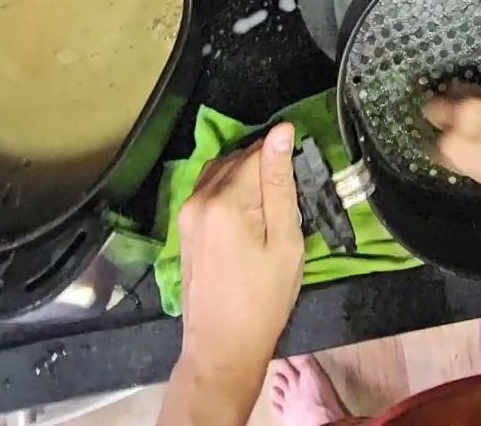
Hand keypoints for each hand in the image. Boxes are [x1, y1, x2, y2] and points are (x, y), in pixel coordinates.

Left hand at [175, 122, 303, 375]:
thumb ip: (280, 182)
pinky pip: (209, 189)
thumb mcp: (285, 240)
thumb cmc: (264, 299)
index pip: (258, 153)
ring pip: (223, 171)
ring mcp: (187, 212)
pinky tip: (247, 218)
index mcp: (225, 200)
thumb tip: (282, 131)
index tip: (295, 189)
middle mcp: (199, 198)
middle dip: (263, 171)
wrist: (222, 349)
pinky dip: (230, 190)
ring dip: (246, 179)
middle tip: (284, 206)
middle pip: (238, 159)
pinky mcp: (184, 225)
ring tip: (268, 211)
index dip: (281, 164)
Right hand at [424, 84, 480, 218]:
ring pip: (465, 91)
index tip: (450, 154)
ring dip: (467, 102)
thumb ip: (476, 163)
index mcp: (460, 147)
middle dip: (442, 115)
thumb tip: (470, 154)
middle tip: (451, 126)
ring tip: (480, 115)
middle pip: (438, 105)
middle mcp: (470, 114)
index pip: (435, 144)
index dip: (443, 150)